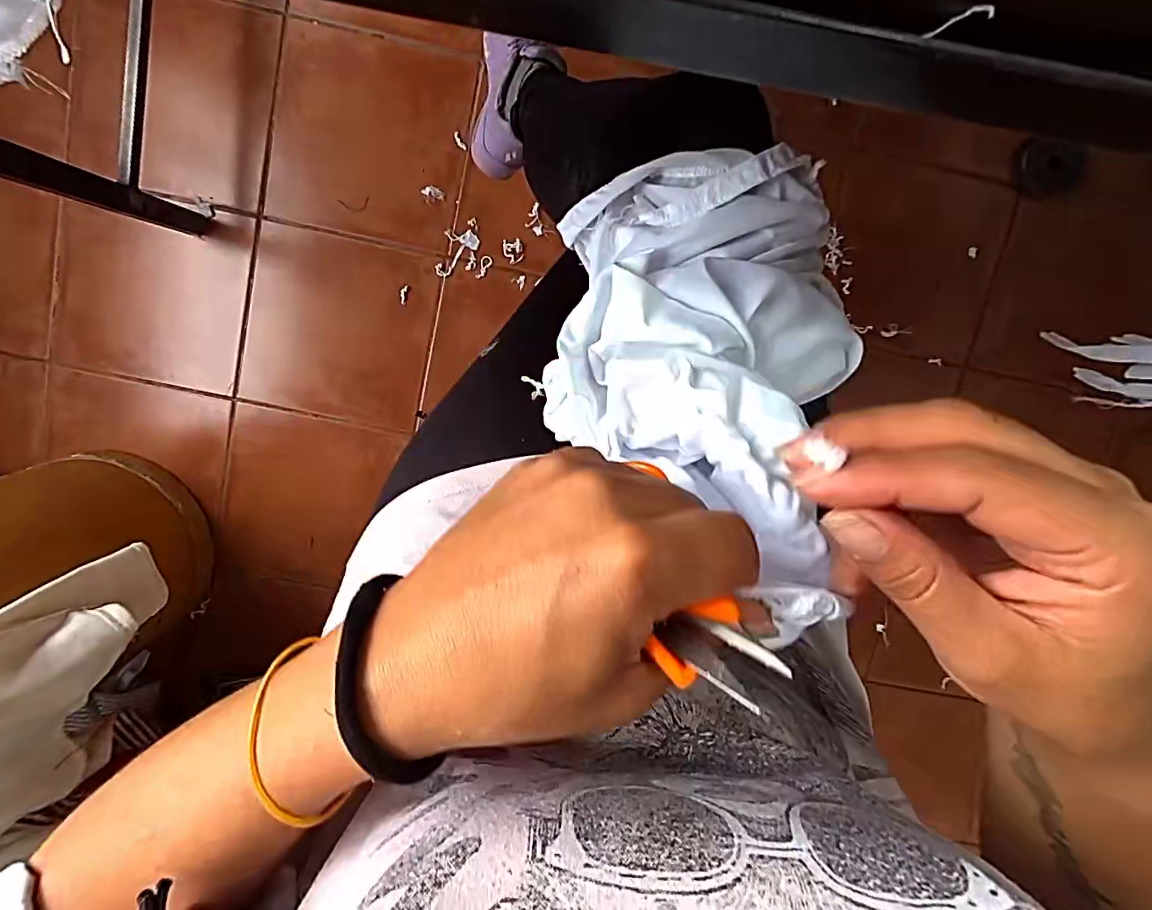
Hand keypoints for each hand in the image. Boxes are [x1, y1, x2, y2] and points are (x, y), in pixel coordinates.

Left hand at [357, 448, 757, 757]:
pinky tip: (574, 538)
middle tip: (654, 594)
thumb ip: (688, 640)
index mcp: (638, 561)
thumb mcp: (622, 689)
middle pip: (701, 512)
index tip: (711, 602)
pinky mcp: (543, 461)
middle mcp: (614, 499)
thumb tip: (722, 607)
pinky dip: (614, 505)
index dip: (738, 579)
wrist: (413, 654)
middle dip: (694, 555)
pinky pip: (612, 474)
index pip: (737, 542)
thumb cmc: (519, 688)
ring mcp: (574, 470)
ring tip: (607, 563)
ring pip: (659, 488)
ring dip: (656, 526)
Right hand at [786, 400, 1151, 757]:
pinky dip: (897, 475)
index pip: (983, 476)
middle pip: (971, 431)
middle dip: (877, 437)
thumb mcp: (986, 658)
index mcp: (1114, 537)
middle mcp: (1100, 487)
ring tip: (818, 478)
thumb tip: (843, 519)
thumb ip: (918, 582)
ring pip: (958, 432)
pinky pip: (954, 458)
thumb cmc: (1062, 706)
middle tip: (802, 454)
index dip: (891, 471)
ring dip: (880, 451)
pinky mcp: (1036, 482)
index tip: (814, 479)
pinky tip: (857, 498)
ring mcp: (1071, 477)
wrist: (1108, 722)